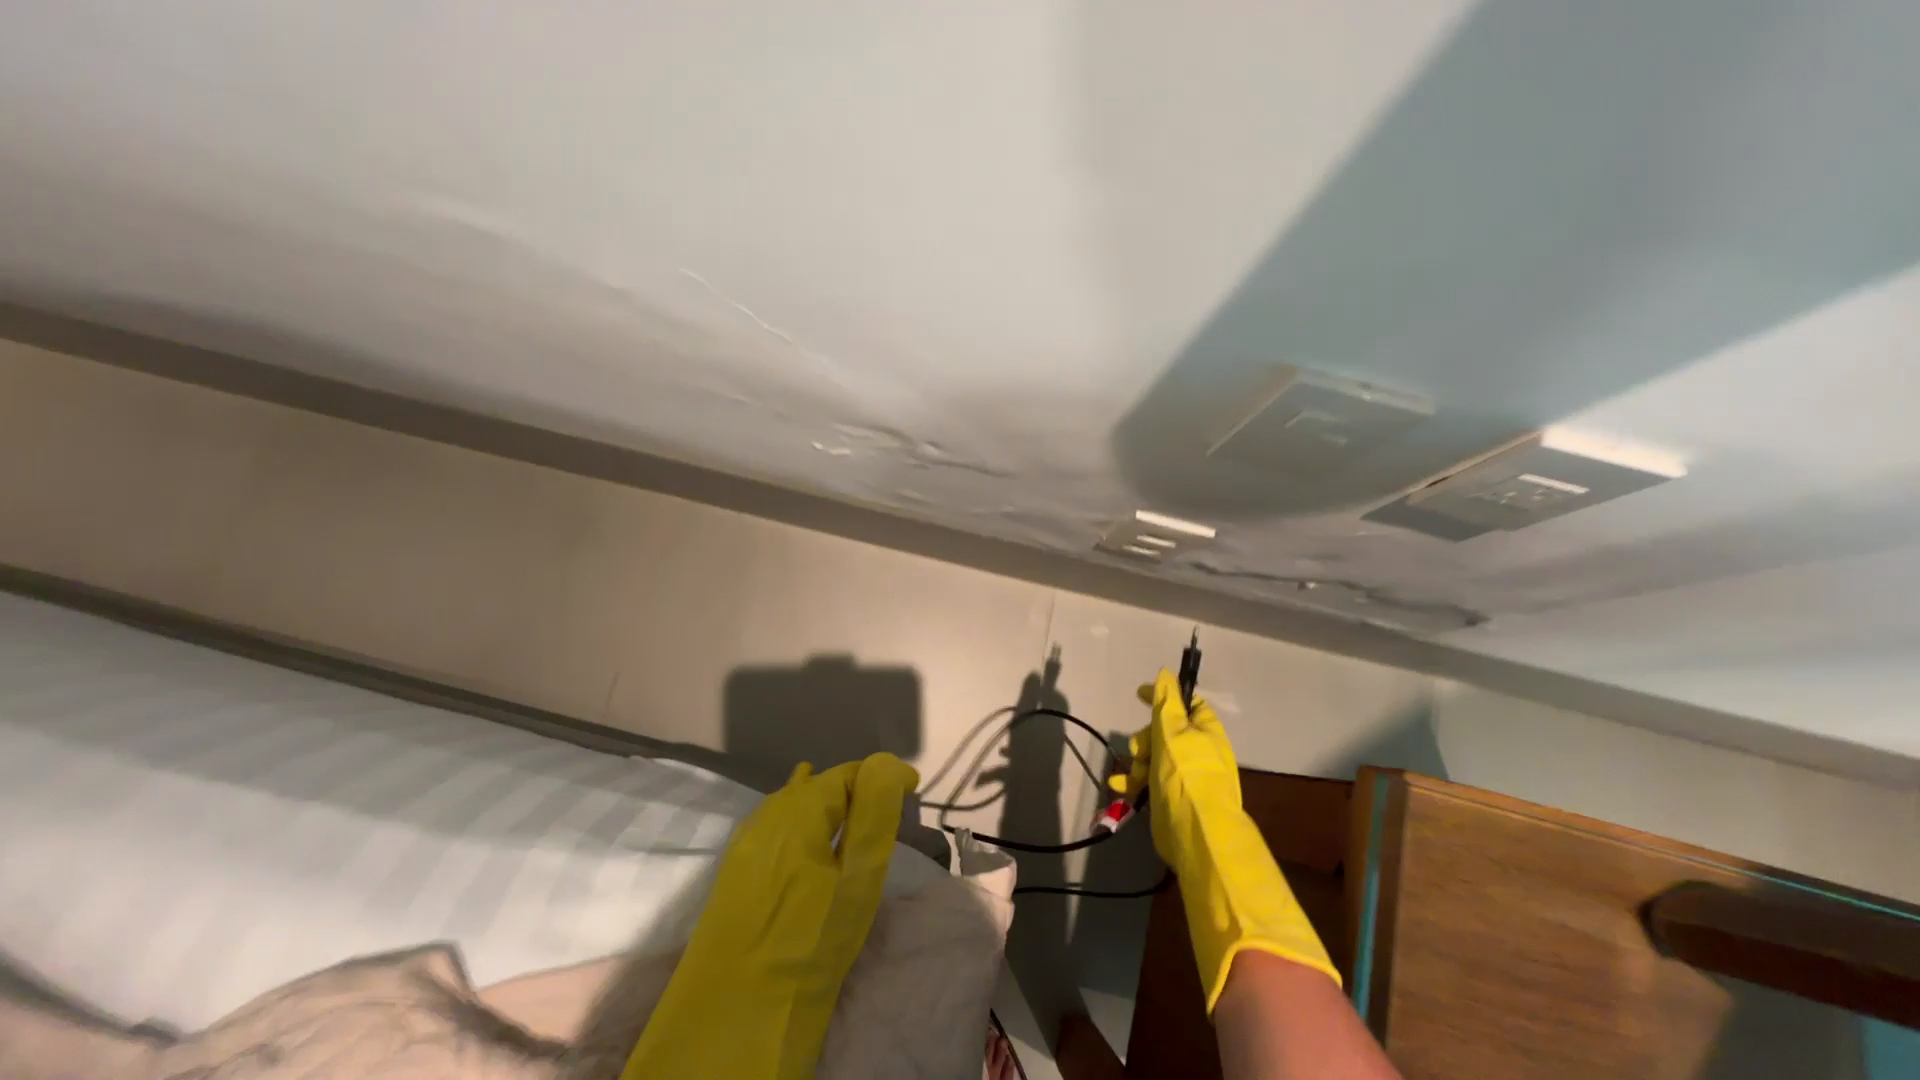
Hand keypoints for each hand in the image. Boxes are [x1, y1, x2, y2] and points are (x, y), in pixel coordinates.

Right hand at [1114, 669, 1339, 1011]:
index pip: (1186, 703)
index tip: (1139, 695)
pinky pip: (1151, 780)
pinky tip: (1122, 786)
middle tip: (1140, 748)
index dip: (1163, 697)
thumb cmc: (1186, 775)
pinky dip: (1136, 780)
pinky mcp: (1173, 796)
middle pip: (1165, 730)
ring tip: (1132, 775)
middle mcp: (1198, 750)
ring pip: (1154, 756)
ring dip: (1137, 761)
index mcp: (1206, 731)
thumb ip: (1165, 702)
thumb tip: (1165, 673)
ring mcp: (1186, 775)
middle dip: (1145, 737)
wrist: (1195, 831)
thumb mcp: (1172, 731)